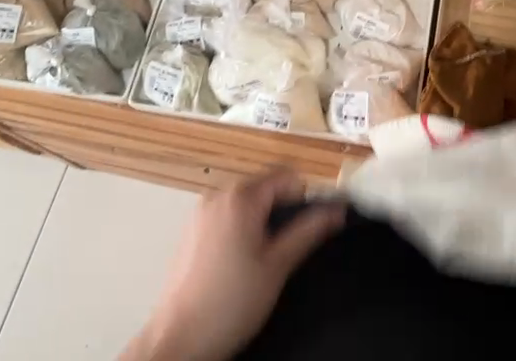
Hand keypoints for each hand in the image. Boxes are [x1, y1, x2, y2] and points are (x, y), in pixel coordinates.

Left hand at [122, 170, 345, 360]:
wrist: (178, 339)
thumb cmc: (229, 303)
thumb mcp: (279, 266)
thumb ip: (310, 231)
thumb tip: (337, 210)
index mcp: (241, 197)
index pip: (287, 176)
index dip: (306, 197)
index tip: (312, 224)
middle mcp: (218, 195)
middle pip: (265, 187)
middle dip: (282, 211)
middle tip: (287, 248)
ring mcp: (201, 212)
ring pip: (246, 202)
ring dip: (261, 221)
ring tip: (261, 260)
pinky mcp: (191, 230)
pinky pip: (227, 215)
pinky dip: (240, 229)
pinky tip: (239, 264)